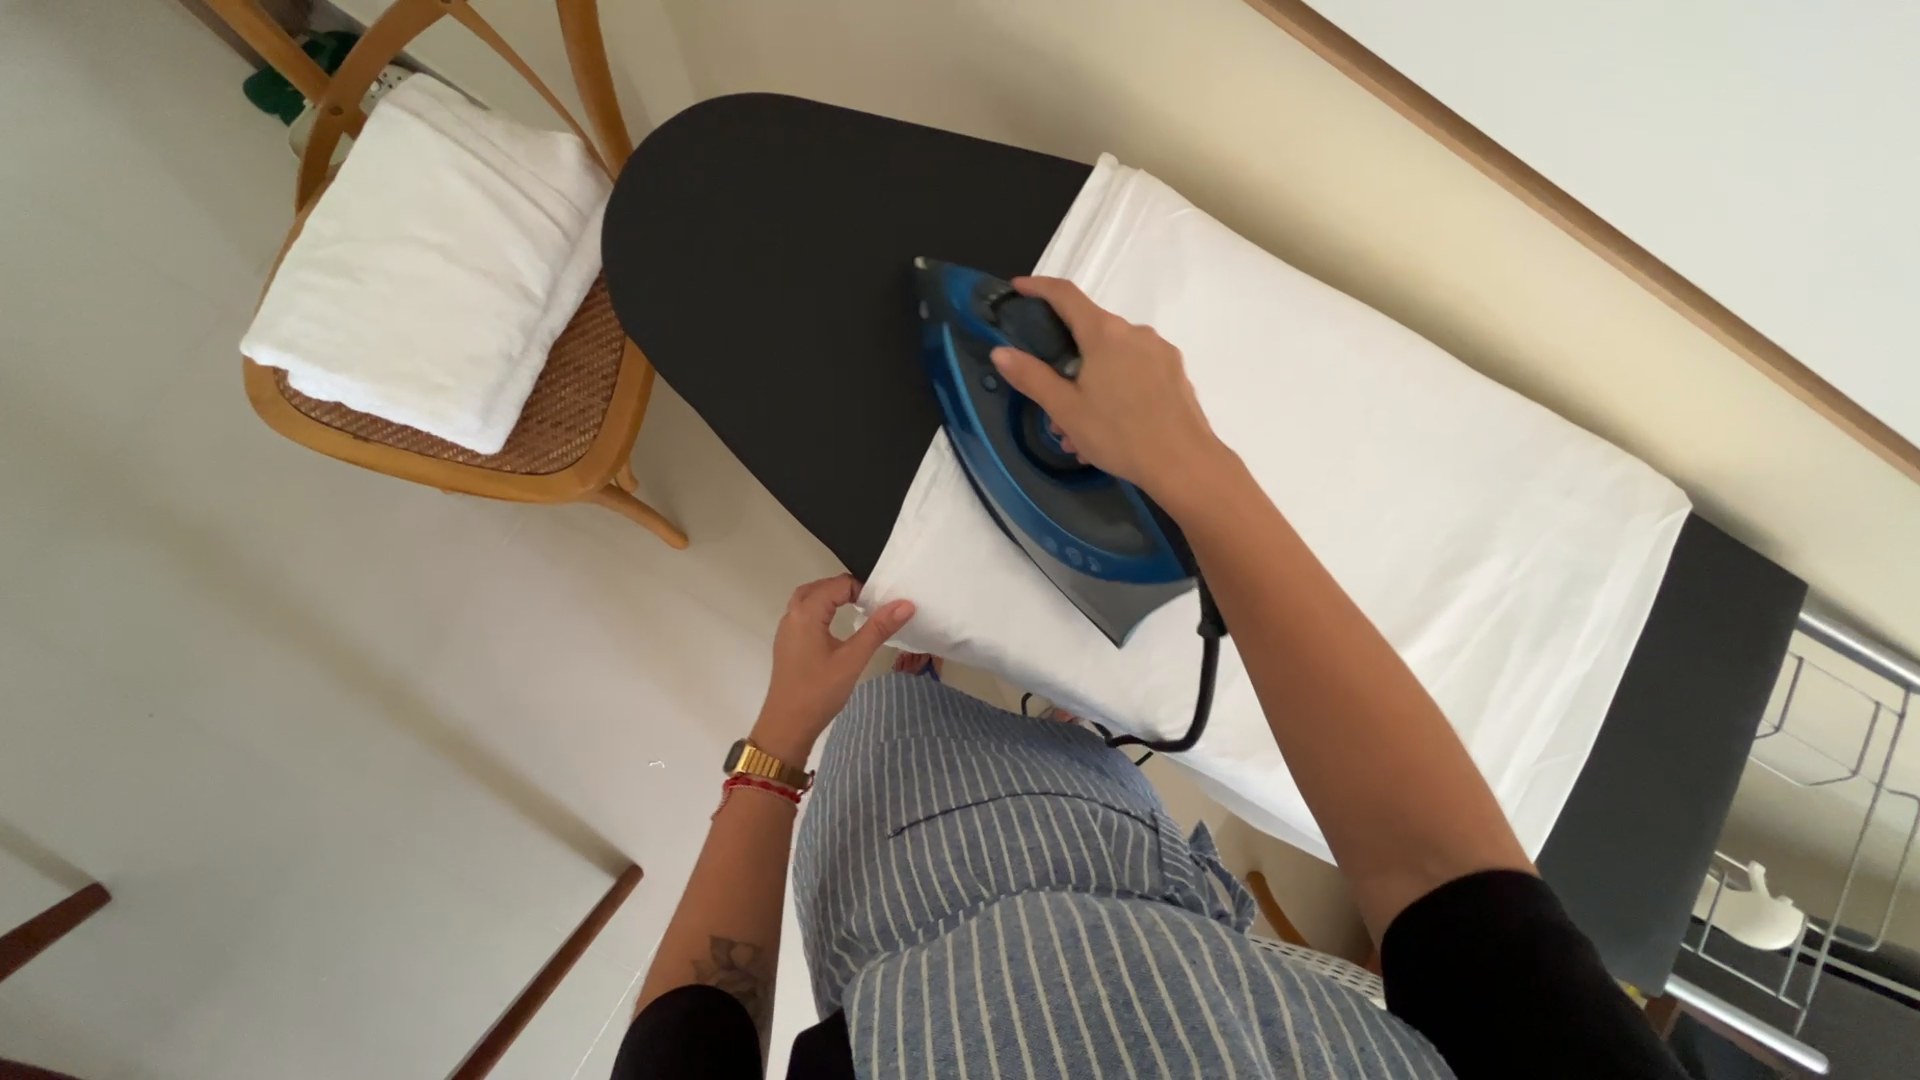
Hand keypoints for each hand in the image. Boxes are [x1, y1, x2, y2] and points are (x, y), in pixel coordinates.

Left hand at [750, 574, 914, 761]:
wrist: (787, 726)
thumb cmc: (819, 691)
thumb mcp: (853, 658)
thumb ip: (879, 629)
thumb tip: (906, 604)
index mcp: (806, 613)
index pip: (837, 585)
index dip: (861, 588)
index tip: (882, 603)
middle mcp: (792, 616)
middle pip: (818, 588)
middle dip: (843, 588)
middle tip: (869, 600)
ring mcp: (786, 631)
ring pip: (807, 601)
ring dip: (830, 598)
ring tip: (855, 607)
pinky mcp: (787, 645)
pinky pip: (803, 616)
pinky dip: (820, 611)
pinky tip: (836, 627)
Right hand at [989, 277, 1226, 500]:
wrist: (1184, 463)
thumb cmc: (1119, 434)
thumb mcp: (1066, 409)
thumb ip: (1031, 377)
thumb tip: (1001, 352)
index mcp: (1104, 333)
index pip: (1065, 294)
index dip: (1038, 288)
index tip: (1019, 289)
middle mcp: (1134, 332)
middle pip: (1089, 333)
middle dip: (1064, 364)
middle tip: (1050, 404)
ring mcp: (1159, 351)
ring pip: (1112, 359)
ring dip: (1089, 386)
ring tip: (1080, 432)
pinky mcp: (1175, 373)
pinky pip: (1134, 373)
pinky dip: (1115, 391)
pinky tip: (1110, 428)